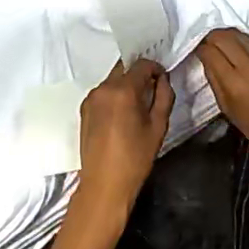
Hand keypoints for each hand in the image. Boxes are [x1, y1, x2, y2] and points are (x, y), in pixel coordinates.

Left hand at [74, 59, 173, 218]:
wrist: (104, 184)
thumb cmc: (135, 158)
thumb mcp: (158, 127)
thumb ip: (164, 97)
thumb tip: (163, 80)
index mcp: (123, 90)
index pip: (141, 64)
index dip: (155, 69)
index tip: (162, 80)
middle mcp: (103, 88)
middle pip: (124, 68)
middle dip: (139, 75)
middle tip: (151, 92)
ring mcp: (91, 98)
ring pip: (112, 80)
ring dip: (125, 85)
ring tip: (136, 106)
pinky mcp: (84, 108)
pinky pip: (102, 93)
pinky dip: (114, 96)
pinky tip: (121, 115)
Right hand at [196, 29, 248, 164]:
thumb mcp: (226, 107)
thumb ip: (214, 79)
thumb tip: (206, 59)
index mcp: (235, 82)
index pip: (210, 51)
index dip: (200, 50)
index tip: (199, 54)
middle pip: (222, 36)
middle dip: (210, 39)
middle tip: (207, 48)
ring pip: (237, 33)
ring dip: (225, 38)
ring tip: (222, 48)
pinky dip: (241, 43)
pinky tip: (240, 54)